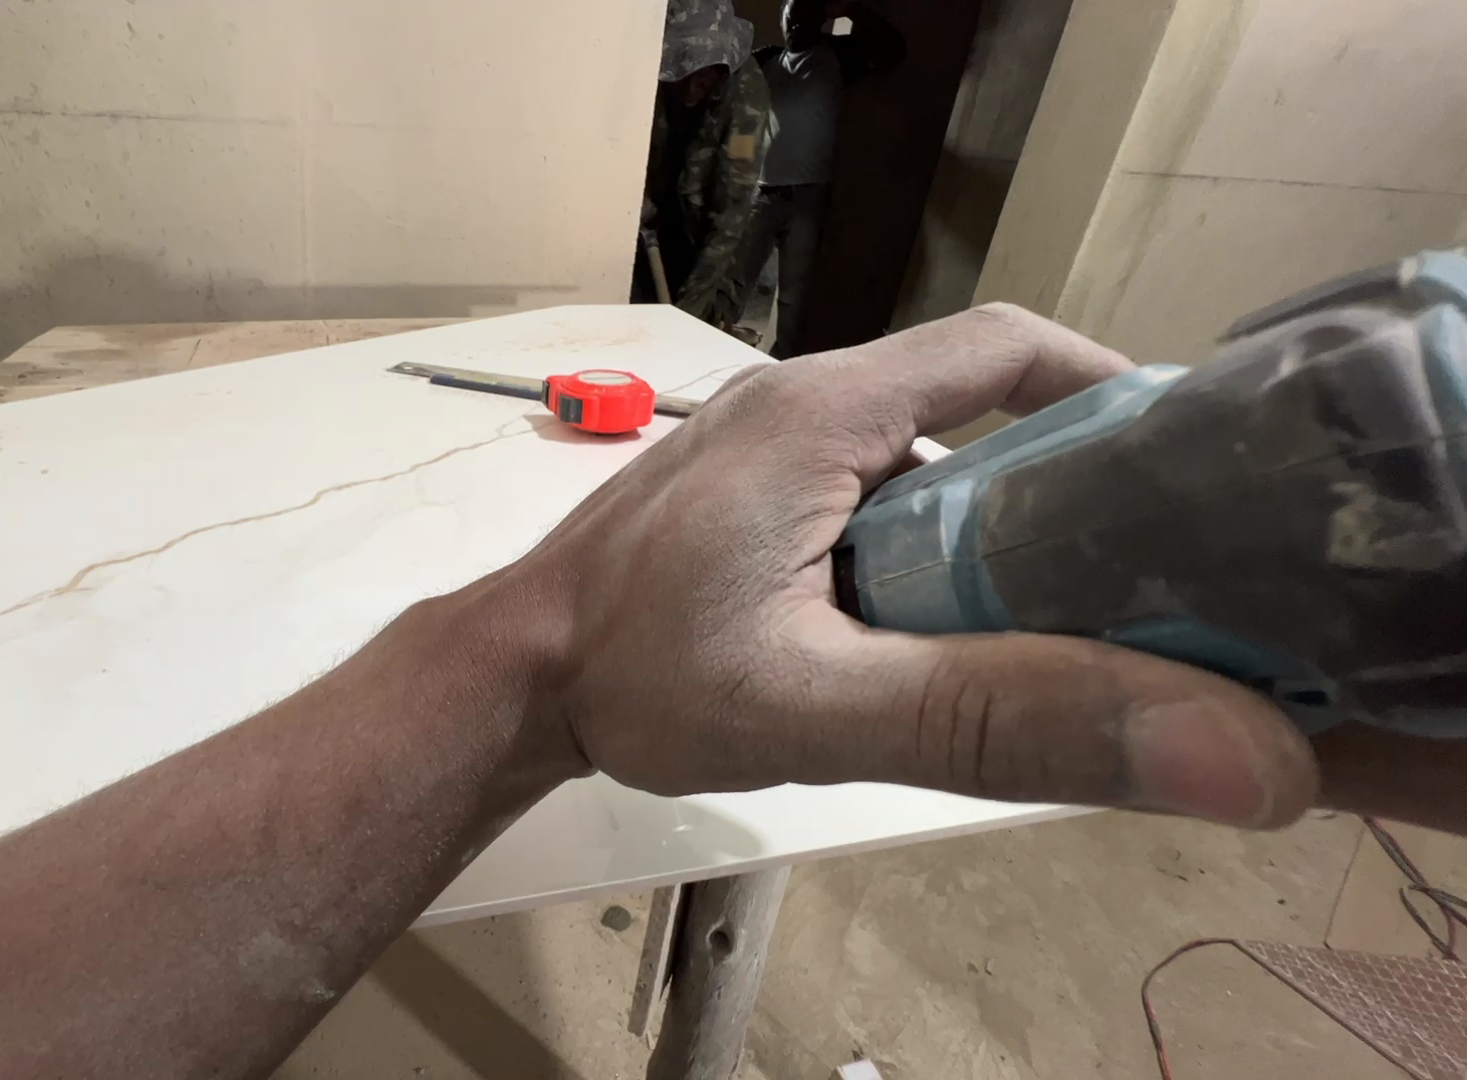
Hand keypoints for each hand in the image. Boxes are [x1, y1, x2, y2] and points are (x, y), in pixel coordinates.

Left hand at [508, 304, 1323, 827]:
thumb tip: (1223, 748)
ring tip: (1025, 617)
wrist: (515, 668)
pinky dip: (899, 536)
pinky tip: (905, 617)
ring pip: (899, 453)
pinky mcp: (722, 489)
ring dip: (970, 522)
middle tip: (1120, 581)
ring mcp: (744, 445)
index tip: (1177, 479)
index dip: (1106, 397)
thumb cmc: (633, 678)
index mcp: (812, 416)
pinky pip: (842, 484)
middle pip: (957, 405)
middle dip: (1047, 485)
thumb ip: (989, 715)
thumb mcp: (812, 706)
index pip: (1001, 352)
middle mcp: (780, 404)